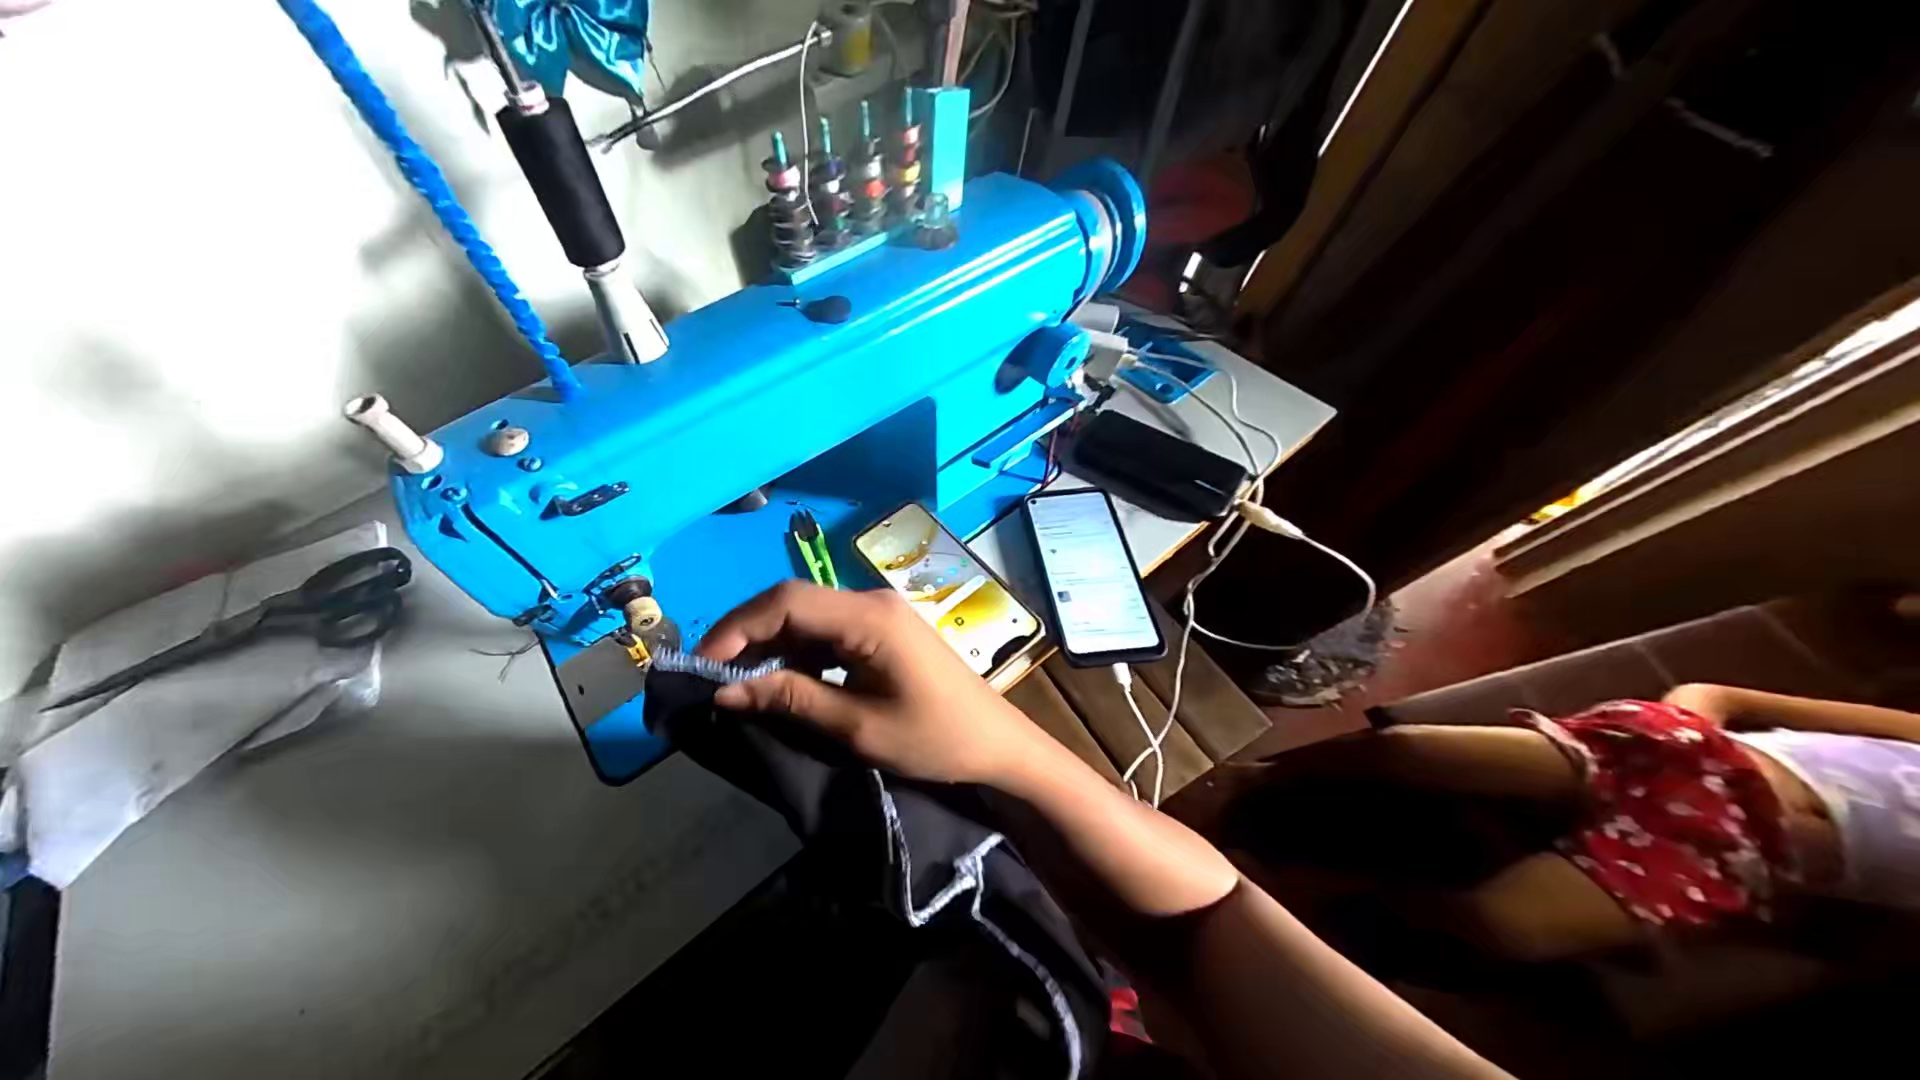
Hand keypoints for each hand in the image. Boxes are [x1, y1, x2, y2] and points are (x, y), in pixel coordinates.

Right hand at [695, 581, 1051, 785]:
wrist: (996, 743)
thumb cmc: (933, 738)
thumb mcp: (856, 726)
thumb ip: (790, 698)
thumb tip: (725, 691)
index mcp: (869, 616)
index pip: (786, 601)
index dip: (736, 628)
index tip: (703, 667)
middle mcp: (871, 600)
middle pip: (794, 603)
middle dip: (748, 635)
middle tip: (713, 678)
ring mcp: (879, 612)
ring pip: (808, 616)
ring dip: (772, 645)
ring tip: (740, 685)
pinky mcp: (883, 629)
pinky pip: (829, 630)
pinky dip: (800, 653)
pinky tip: (783, 682)